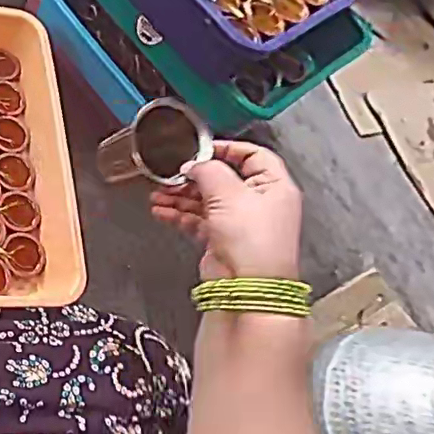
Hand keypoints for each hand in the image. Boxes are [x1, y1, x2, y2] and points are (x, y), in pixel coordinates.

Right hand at [148, 140, 302, 280]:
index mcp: (273, 186)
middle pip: (223, 179)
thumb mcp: (229, 194)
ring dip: (180, 196)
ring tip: (159, 194)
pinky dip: (178, 215)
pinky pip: (196, 220)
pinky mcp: (221, 238)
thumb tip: (195, 164)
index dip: (227, 149)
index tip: (202, 149)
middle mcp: (258, 203)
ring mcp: (238, 222)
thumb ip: (209, 172)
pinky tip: (162, 211)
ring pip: (205, 200)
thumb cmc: (253, 243)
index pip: (253, 155)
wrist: (247, 285)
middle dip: (194, 177)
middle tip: (173, 175)